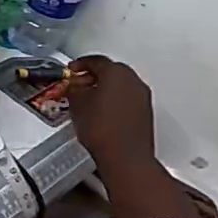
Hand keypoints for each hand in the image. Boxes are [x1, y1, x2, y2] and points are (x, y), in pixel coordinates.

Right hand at [66, 55, 156, 173]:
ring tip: (88, 97)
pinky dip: (114, 98)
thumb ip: (74, 88)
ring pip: (120, 84)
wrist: (124, 156)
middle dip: (93, 75)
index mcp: (116, 73)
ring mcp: (142, 97)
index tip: (72, 69)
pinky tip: (100, 109)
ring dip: (105, 86)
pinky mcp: (145, 112)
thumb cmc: (101, 128)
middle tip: (78, 82)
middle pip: (111, 70)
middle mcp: (133, 81)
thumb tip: (74, 85)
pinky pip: (127, 97)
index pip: (96, 60)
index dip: (80, 64)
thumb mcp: (76, 102)